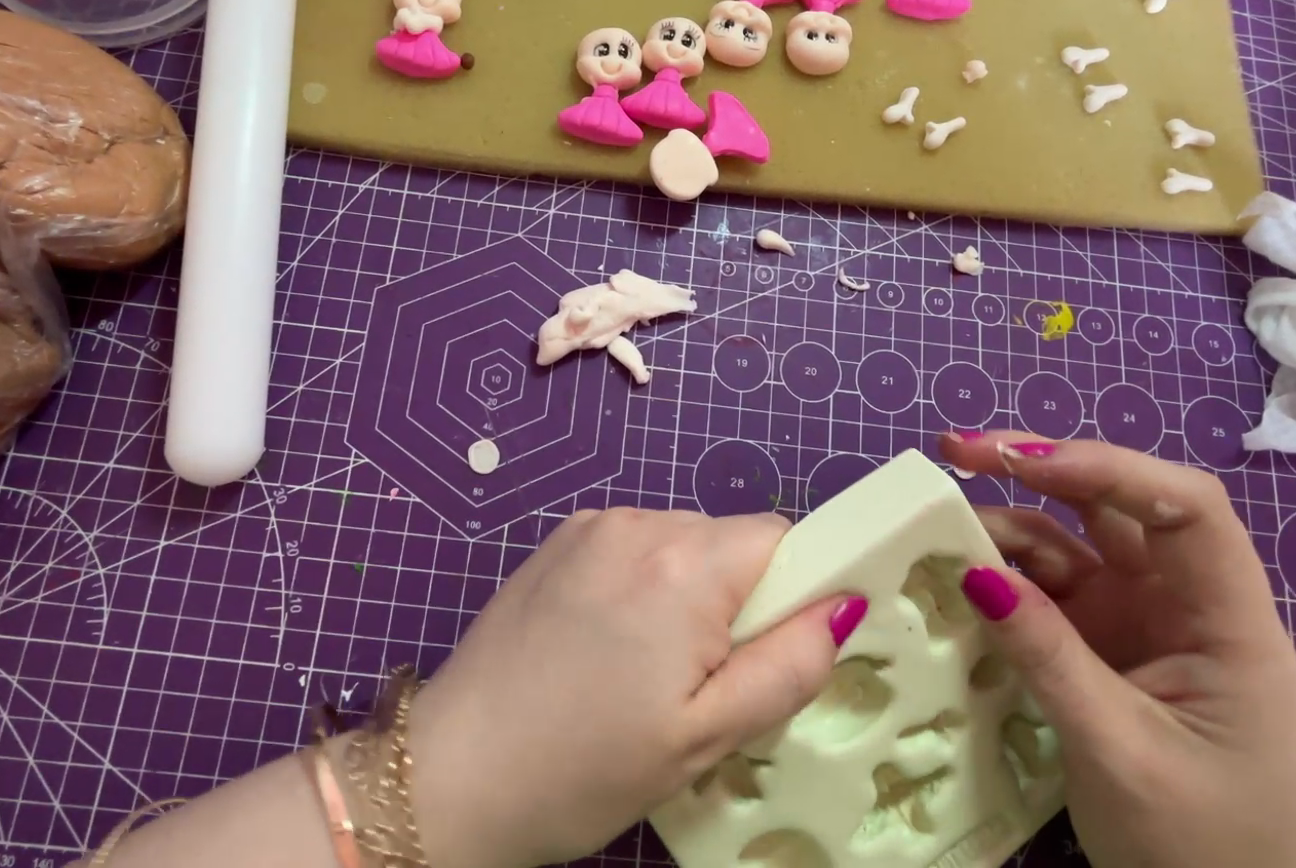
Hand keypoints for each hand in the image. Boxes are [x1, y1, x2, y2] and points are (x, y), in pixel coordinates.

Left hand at [407, 508, 860, 867]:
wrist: (452, 772)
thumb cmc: (586, 767)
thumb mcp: (706, 737)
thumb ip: (788, 665)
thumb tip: (842, 606)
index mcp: (682, 564)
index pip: (780, 538)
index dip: (788, 592)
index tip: (761, 653)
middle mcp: (636, 522)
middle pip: (729, 541)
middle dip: (735, 599)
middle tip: (694, 681)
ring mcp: (591, 525)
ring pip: (683, 543)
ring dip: (687, 592)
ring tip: (640, 669)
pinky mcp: (558, 540)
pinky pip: (634, 546)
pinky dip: (642, 584)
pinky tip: (603, 643)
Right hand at [938, 433, 1295, 867]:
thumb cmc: (1201, 845)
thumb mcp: (1118, 750)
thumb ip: (1048, 657)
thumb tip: (974, 572)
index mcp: (1225, 622)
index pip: (1184, 509)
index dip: (1107, 467)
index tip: (1020, 461)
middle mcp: (1180, 600)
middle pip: (1115, 504)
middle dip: (1037, 466)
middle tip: (954, 450)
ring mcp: (1133, 617)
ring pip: (1066, 540)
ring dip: (1003, 524)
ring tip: (935, 528)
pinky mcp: (1095, 640)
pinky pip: (1042, 587)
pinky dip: (998, 574)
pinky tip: (955, 575)